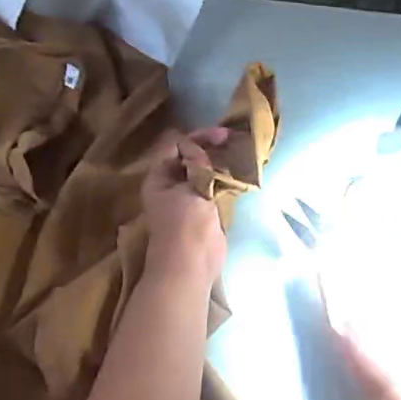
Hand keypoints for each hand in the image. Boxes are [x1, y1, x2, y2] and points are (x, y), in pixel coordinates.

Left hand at [142, 127, 230, 282]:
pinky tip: (241, 170)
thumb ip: (197, 164)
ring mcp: (189, 197)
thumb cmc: (184, 225)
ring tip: (240, 151)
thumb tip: (201, 147)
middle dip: (210, 147)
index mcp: (160, 177)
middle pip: (191, 157)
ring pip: (205, 171)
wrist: (191, 264)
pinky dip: (226, 178)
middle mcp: (172, 184)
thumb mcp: (190, 188)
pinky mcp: (206, 210)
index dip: (198, 137)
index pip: (176, 146)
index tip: (222, 135)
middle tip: (234, 139)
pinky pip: (215, 186)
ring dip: (220, 162)